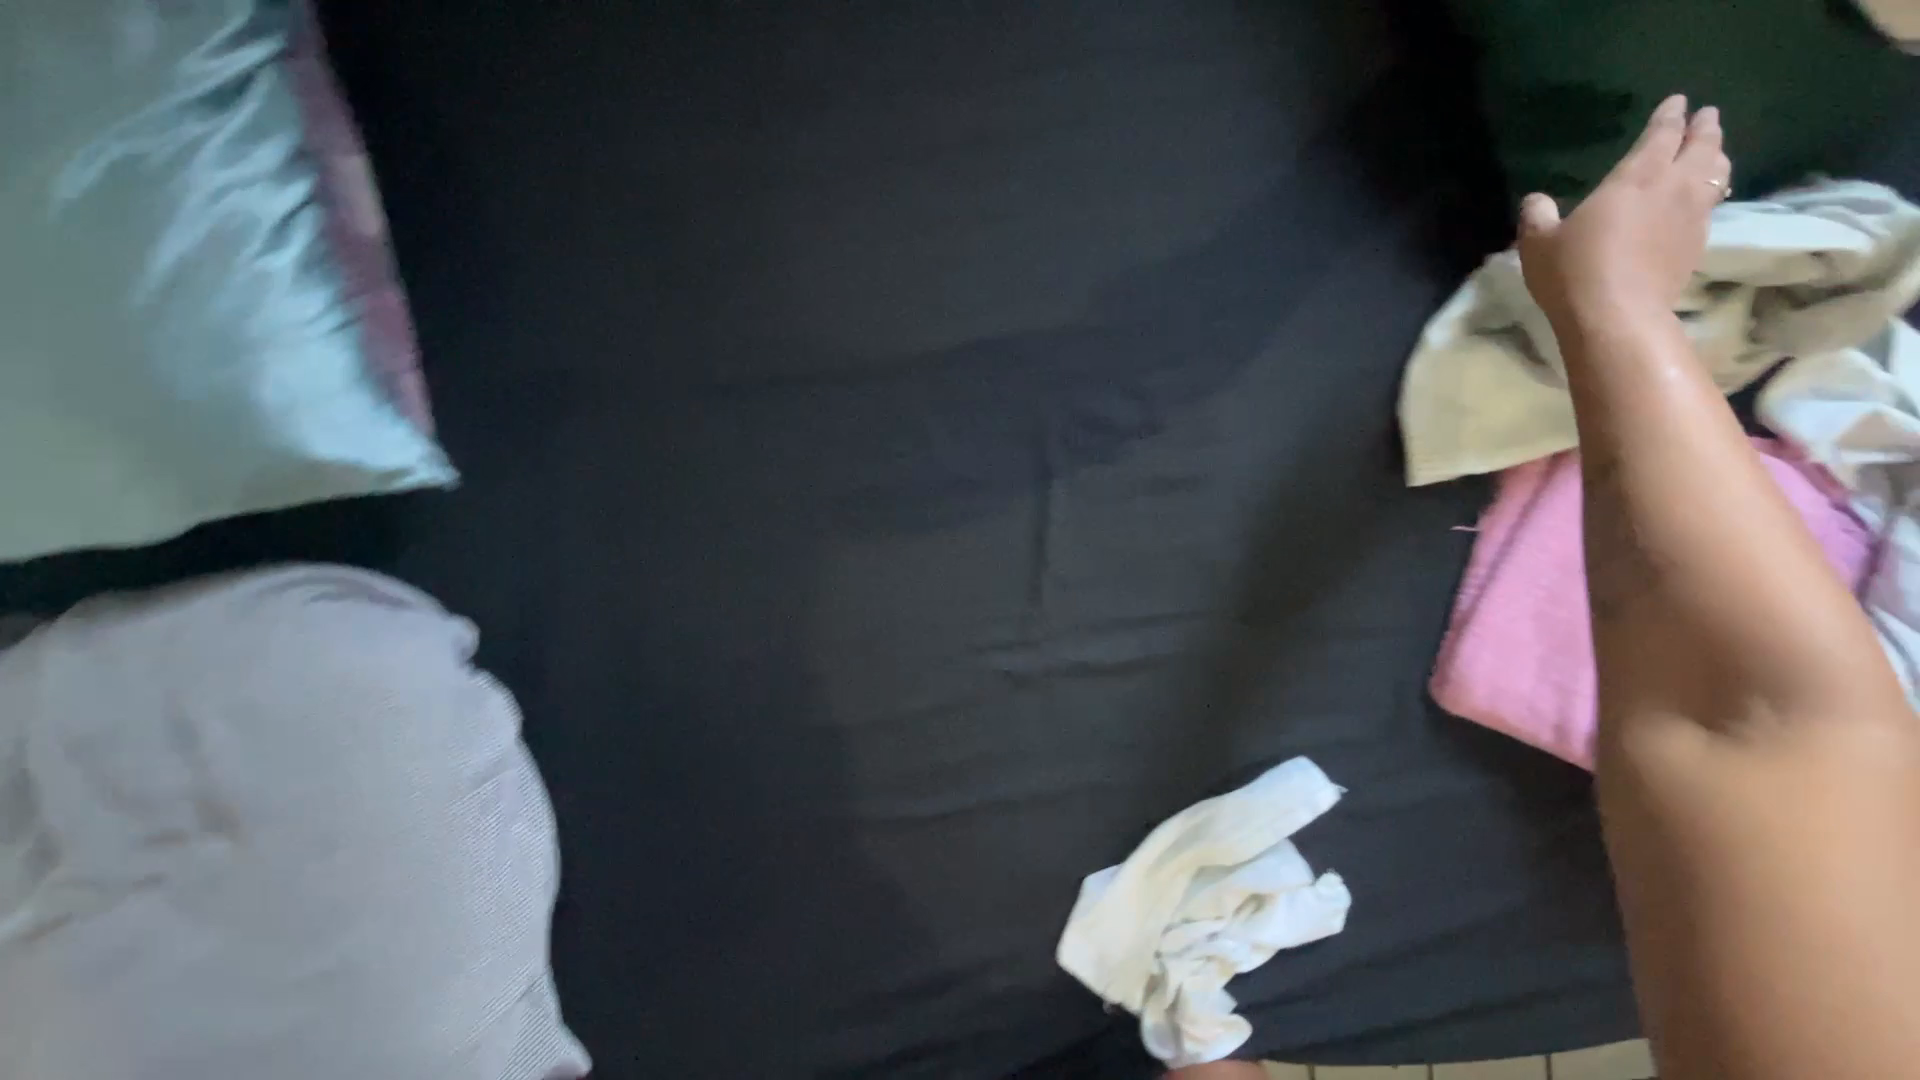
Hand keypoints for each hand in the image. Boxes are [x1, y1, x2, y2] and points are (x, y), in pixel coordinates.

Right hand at [1515, 94, 1730, 325]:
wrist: (1616, 314)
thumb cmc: (1573, 271)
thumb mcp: (1538, 243)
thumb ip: (1537, 216)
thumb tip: (1536, 200)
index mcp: (1635, 177)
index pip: (1661, 135)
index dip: (1669, 116)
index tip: (1678, 102)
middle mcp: (1673, 187)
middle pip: (1701, 146)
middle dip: (1704, 127)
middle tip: (1707, 114)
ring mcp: (1692, 215)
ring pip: (1716, 172)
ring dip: (1716, 155)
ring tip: (1712, 149)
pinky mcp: (1697, 243)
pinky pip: (1711, 203)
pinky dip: (1711, 190)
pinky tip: (1703, 196)